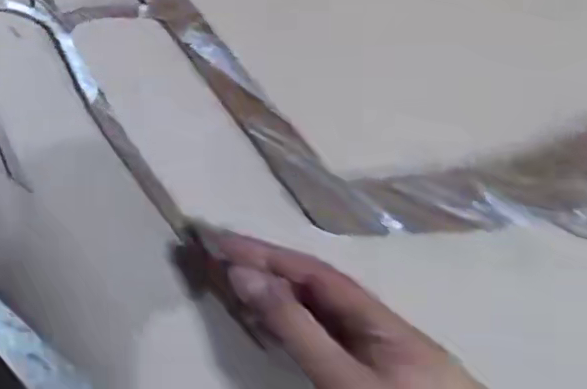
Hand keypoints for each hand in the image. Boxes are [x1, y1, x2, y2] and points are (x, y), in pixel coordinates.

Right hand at [207, 230, 484, 388]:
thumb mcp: (343, 378)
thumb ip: (292, 324)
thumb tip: (238, 269)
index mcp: (396, 331)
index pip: (321, 274)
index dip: (268, 253)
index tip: (217, 241)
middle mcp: (399, 339)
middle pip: (325, 293)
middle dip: (270, 273)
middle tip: (219, 262)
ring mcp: (396, 364)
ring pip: (328, 317)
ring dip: (280, 299)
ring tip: (237, 293)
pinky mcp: (386, 383)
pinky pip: (334, 340)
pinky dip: (297, 326)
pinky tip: (273, 328)